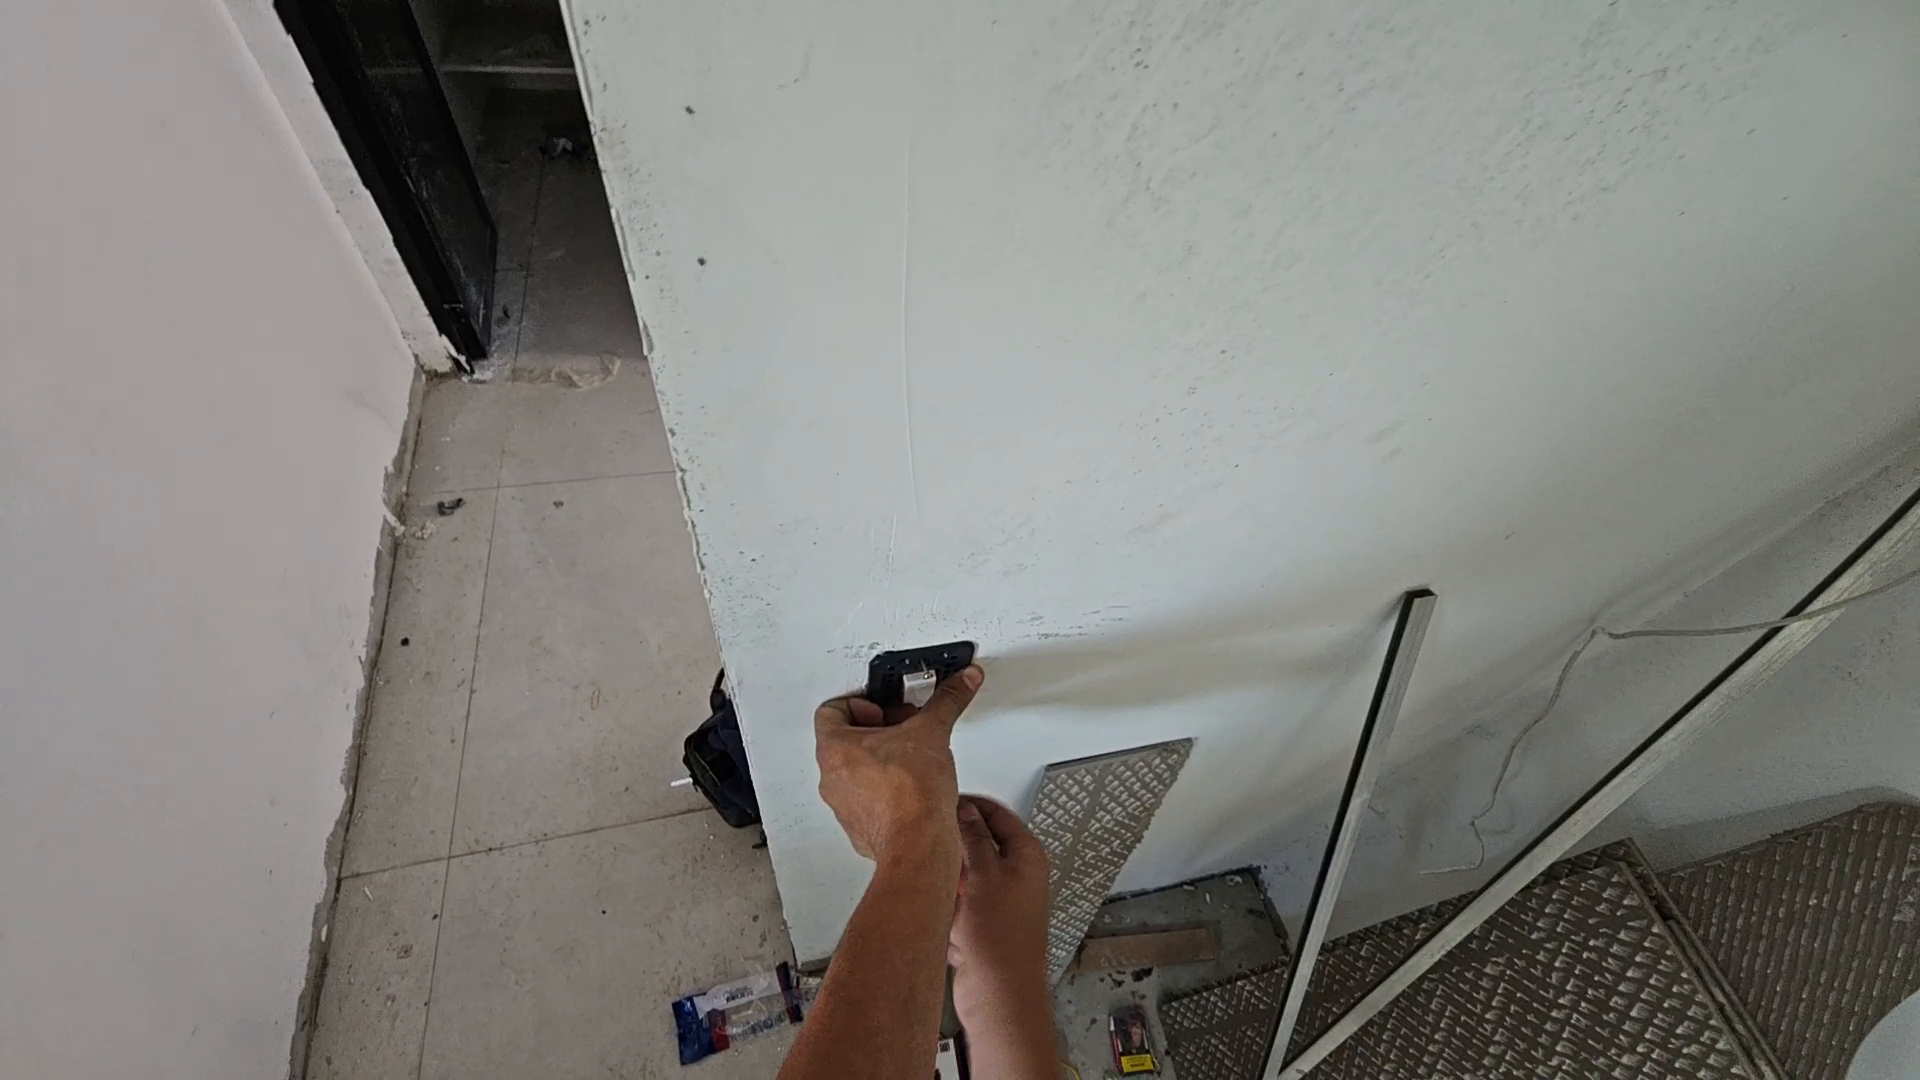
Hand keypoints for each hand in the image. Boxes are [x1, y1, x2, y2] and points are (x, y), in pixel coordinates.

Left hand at [813, 665, 983, 865]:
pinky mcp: (861, 826)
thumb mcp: (932, 731)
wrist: (920, 846)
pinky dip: (888, 788)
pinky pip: (869, 798)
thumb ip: (947, 700)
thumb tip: (962, 680)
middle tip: (906, 728)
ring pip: (857, 770)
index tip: (887, 708)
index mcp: (835, 749)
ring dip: (883, 759)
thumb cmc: (912, 796)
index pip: (832, 710)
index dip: (862, 703)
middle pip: (847, 739)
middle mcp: (832, 778)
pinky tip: (915, 785)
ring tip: (913, 757)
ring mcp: (845, 805)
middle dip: (880, 729)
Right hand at [948, 796, 1052, 1028]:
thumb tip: (965, 810)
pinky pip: (963, 898)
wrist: (998, 996)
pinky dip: (951, 898)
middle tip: (934, 834)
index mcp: (1027, 855)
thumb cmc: (1002, 941)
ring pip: (970, 871)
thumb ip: (973, 836)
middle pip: (984, 842)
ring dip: (952, 871)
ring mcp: (1003, 899)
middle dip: (958, 841)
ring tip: (934, 870)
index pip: (998, 814)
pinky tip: (940, 902)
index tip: (946, 801)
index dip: (972, 805)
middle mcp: (1019, 875)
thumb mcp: (983, 873)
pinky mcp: (987, 922)